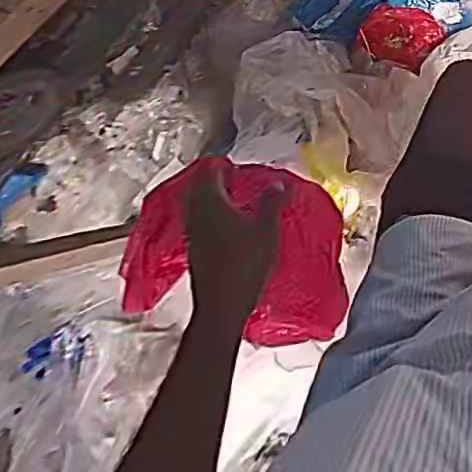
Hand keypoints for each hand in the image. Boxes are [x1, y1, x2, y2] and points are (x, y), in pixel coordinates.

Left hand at [183, 158, 283, 328]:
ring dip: (209, 199)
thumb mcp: (267, 230)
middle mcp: (197, 217)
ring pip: (196, 207)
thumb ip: (271, 203)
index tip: (231, 164)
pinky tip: (225, 226)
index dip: (219, 165)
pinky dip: (209, 216)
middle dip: (211, 180)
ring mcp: (193, 236)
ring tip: (229, 199)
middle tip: (229, 177)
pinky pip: (197, 223)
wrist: (222, 307)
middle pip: (198, 188)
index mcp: (213, 205)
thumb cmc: (245, 266)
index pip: (209, 174)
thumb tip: (279, 184)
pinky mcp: (194, 252)